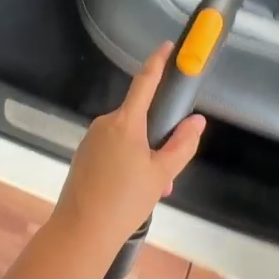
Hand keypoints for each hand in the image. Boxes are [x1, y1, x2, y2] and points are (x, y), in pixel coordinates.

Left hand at [54, 43, 206, 249]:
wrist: (80, 232)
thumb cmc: (125, 201)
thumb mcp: (161, 174)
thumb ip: (182, 145)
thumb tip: (197, 121)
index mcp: (126, 122)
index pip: (145, 82)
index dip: (158, 62)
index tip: (167, 46)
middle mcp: (105, 123)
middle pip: (138, 119)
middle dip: (156, 140)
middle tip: (168, 174)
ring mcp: (91, 139)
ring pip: (126, 138)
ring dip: (142, 156)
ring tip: (150, 191)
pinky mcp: (83, 155)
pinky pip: (112, 150)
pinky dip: (126, 164)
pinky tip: (130, 193)